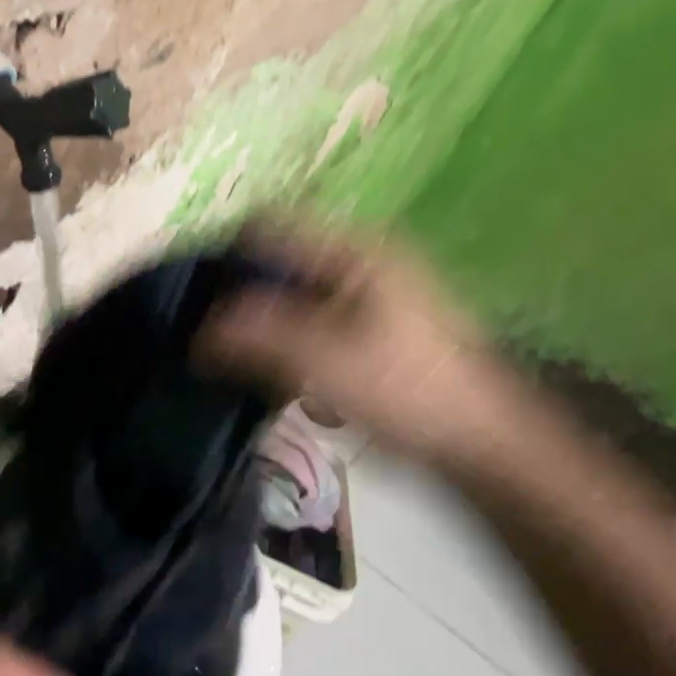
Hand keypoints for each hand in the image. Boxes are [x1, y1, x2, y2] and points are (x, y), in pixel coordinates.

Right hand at [194, 217, 521, 461]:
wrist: (486, 448)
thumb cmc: (408, 390)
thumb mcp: (323, 359)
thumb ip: (257, 335)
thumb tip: (199, 328)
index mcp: (354, 252)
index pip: (269, 227)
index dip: (226, 250)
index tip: (189, 286)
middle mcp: (358, 264)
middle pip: (278, 263)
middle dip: (237, 293)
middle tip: (199, 327)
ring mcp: (366, 300)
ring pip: (289, 298)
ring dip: (256, 324)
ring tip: (220, 354)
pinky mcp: (368, 335)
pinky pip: (306, 326)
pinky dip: (280, 344)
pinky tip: (261, 373)